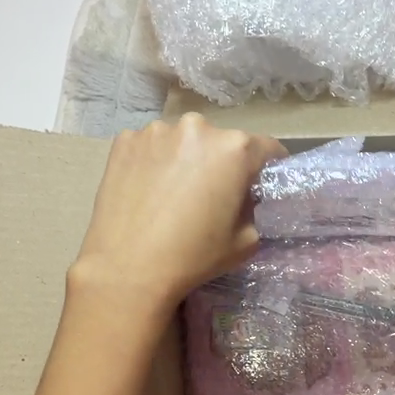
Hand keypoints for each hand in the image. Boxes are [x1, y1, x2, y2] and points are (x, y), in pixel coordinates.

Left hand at [72, 113, 286, 310]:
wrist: (129, 266)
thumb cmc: (195, 256)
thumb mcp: (246, 241)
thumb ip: (254, 209)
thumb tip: (246, 199)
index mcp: (235, 149)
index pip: (267, 148)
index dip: (269, 167)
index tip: (262, 183)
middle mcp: (197, 128)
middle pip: (221, 142)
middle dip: (222, 164)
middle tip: (212, 195)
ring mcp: (157, 130)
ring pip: (184, 142)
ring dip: (186, 160)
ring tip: (175, 194)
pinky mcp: (125, 140)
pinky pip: (151, 147)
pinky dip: (155, 163)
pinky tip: (149, 191)